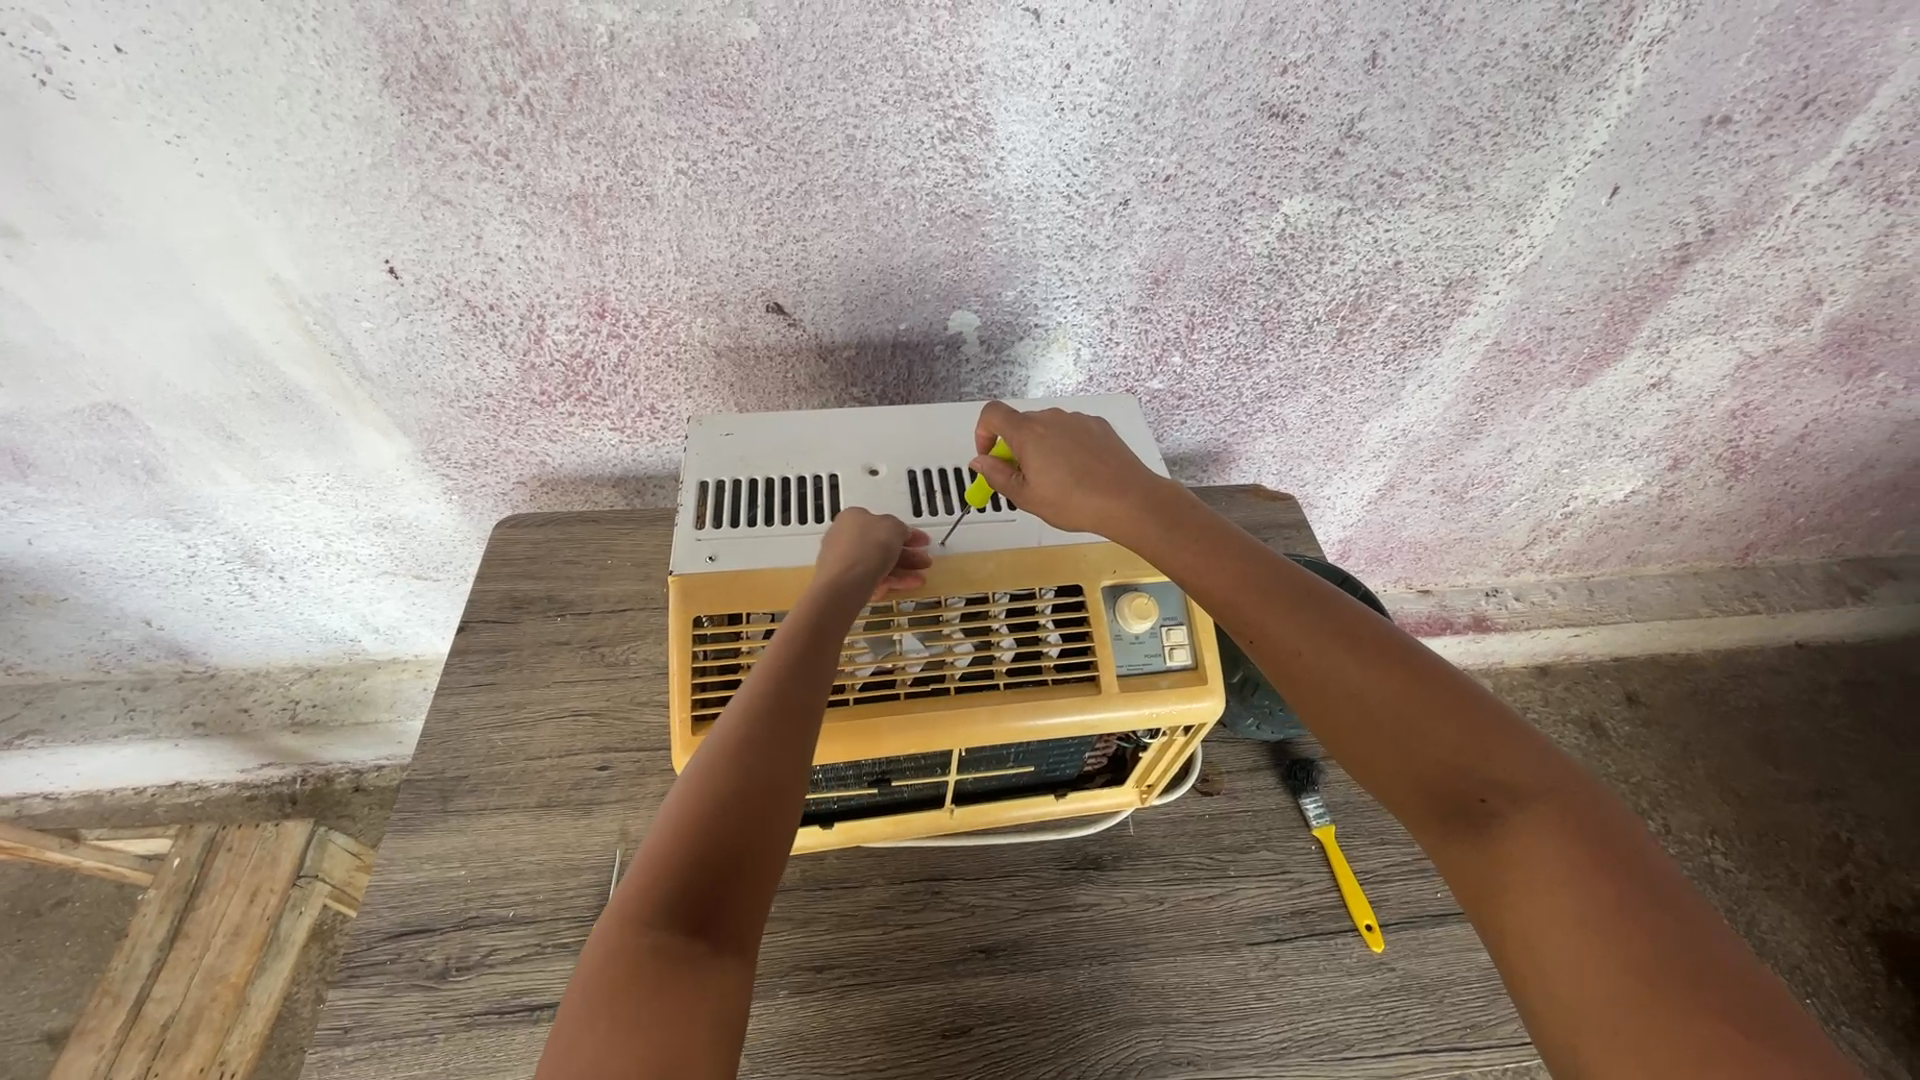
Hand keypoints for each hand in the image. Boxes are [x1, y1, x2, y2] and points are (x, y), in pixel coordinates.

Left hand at [813, 508, 930, 599]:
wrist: (845, 583)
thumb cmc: (868, 548)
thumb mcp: (894, 527)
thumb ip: (901, 528)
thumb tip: (901, 532)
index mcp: (853, 517)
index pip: (883, 523)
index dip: (905, 531)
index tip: (921, 541)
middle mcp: (845, 537)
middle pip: (881, 545)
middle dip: (906, 553)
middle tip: (923, 560)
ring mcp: (843, 561)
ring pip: (878, 564)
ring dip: (902, 570)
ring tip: (920, 578)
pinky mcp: (844, 582)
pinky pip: (871, 579)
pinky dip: (890, 581)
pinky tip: (904, 586)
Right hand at [970, 401, 1176, 538]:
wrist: (1128, 499)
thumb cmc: (1074, 502)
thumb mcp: (1027, 497)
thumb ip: (997, 475)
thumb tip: (980, 461)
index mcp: (1028, 433)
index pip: (992, 413)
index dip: (983, 432)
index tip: (990, 456)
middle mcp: (1051, 418)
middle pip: (1021, 424)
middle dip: (1015, 447)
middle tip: (1025, 479)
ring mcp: (1077, 419)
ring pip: (1048, 428)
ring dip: (1042, 447)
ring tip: (1057, 480)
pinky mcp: (1098, 426)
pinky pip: (1072, 431)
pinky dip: (1066, 446)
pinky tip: (1079, 472)